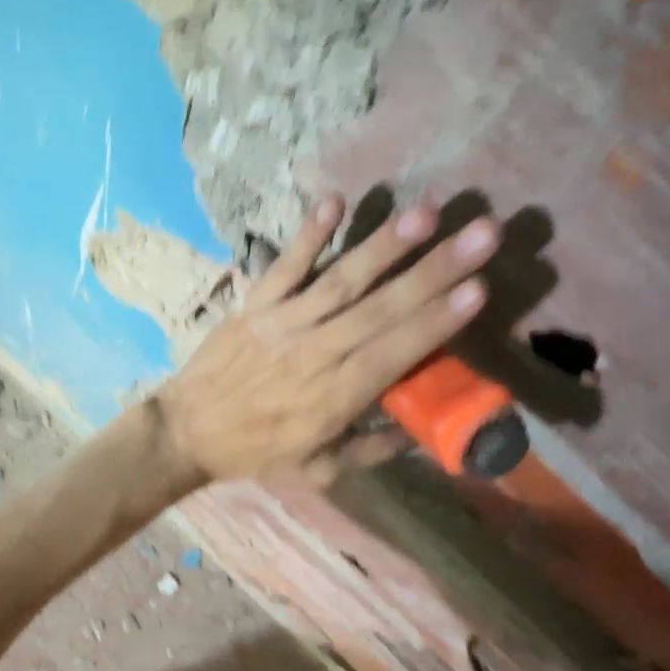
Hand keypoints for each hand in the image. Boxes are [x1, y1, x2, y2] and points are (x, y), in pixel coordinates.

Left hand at [154, 194, 500, 486]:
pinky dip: (308, 235)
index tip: (479, 290)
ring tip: (427, 212)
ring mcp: (281, 322)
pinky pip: (285, 265)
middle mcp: (313, 352)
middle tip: (484, 233)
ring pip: (340, 279)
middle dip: (434, 270)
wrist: (186, 431)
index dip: (436, 321)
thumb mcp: (318, 469)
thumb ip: (372, 450)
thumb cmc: (257, 451)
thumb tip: (422, 432)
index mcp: (334, 395)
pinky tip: (337, 201)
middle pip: (380, 307)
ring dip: (383, 244)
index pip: (393, 351)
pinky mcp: (254, 303)